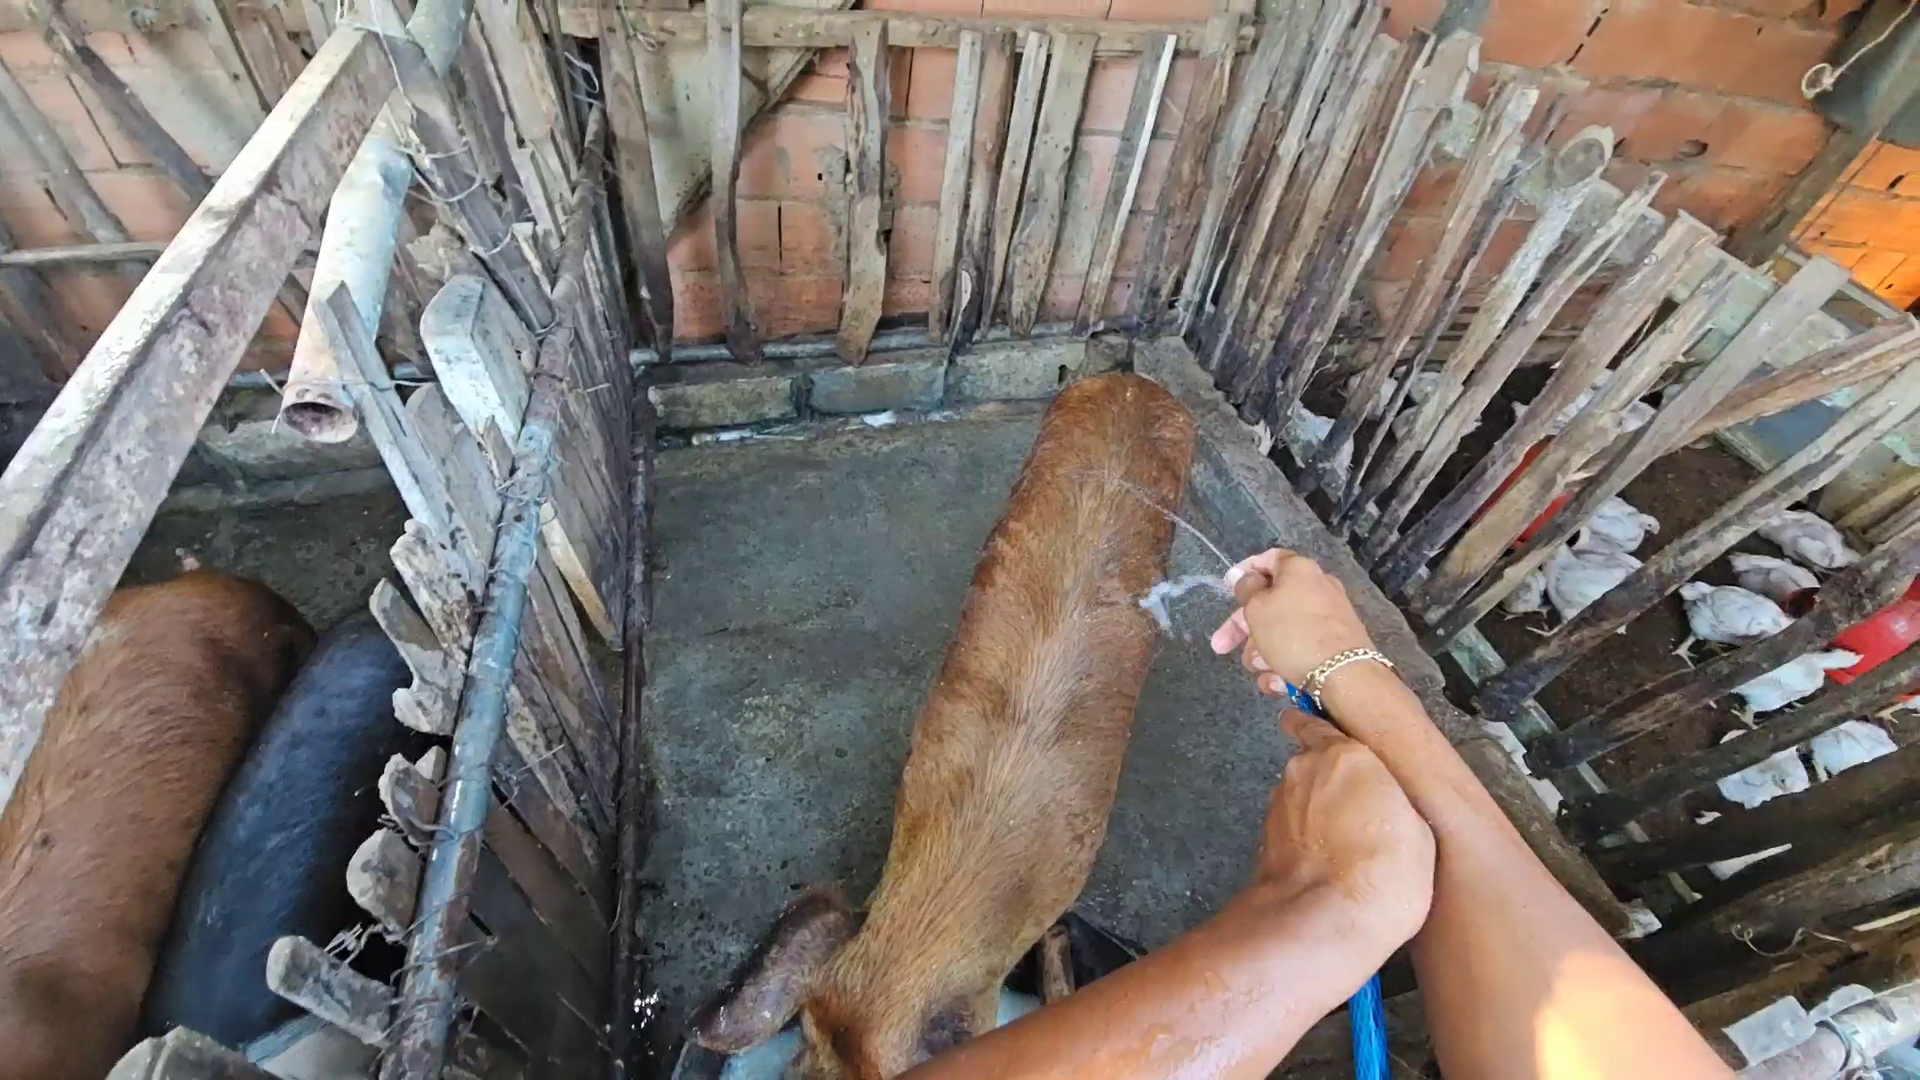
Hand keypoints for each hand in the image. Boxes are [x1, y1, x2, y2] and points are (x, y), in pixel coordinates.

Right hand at [1210, 550, 1374, 693]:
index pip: (1268, 558)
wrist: (1345, 676)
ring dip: (1260, 652)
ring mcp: (1325, 619)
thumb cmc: (1293, 633)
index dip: (1245, 569)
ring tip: (1262, 668)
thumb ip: (1245, 588)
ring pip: (1278, 631)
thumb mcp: (1257, 607)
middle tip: (1221, 646)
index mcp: (1299, 570)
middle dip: (1242, 629)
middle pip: (1267, 603)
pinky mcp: (1331, 647)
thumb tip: (1244, 576)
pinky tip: (1278, 682)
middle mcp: (1315, 589)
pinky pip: (1296, 650)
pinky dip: (1282, 665)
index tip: (1227, 585)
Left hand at [1255, 709, 1434, 941]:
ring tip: (1345, 840)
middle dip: (1327, 776)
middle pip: (1311, 759)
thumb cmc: (1387, 868)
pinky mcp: (1266, 827)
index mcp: (1344, 754)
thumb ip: (1387, 793)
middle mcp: (1304, 766)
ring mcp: (1280, 797)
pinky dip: (1304, 830)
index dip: (1317, 730)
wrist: (1325, 915)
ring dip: (1316, 805)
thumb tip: (1372, 793)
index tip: (1323, 736)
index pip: (1316, 724)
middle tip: (1356, 805)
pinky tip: (1325, 857)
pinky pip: (1291, 820)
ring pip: (1300, 791)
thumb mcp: (1416, 827)